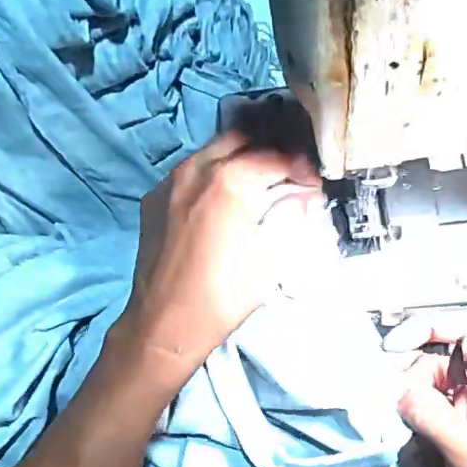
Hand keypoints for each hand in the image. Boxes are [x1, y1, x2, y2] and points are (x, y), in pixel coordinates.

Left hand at [115, 133, 322, 375]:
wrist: (163, 324)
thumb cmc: (221, 298)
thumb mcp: (269, 259)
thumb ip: (288, 217)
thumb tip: (301, 195)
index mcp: (228, 181)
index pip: (273, 157)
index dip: (300, 167)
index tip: (314, 182)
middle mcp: (195, 170)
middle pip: (240, 141)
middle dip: (267, 153)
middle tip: (286, 177)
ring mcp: (169, 182)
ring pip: (210, 152)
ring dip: (237, 161)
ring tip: (257, 184)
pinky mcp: (153, 199)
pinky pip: (188, 173)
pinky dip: (211, 176)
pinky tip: (222, 200)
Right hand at [385, 311, 466, 466]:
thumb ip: (429, 414)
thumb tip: (395, 388)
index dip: (429, 329)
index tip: (391, 347)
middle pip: (451, 357)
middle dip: (420, 378)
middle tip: (401, 406)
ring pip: (443, 383)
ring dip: (421, 402)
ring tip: (412, 430)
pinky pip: (444, 406)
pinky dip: (427, 418)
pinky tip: (422, 442)